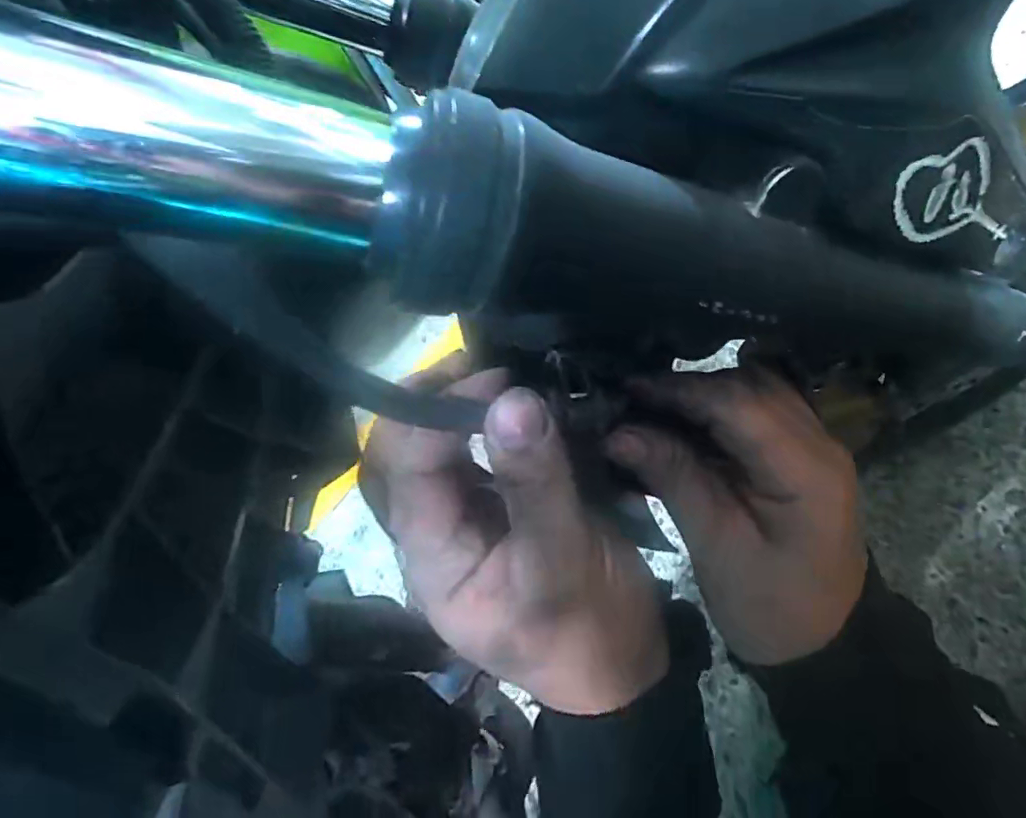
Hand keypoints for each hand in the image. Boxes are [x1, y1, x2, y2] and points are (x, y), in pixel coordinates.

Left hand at [361, 355, 668, 714]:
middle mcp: (438, 532)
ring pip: (439, 450)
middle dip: (433, 400)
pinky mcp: (504, 507)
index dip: (441, 413)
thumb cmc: (588, 626)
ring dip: (461, 406)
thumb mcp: (563, 557)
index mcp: (432, 556)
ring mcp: (471, 518)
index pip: (409, 469)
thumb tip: (512, 400)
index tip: (497, 378)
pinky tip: (527, 400)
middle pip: (403, 455)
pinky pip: (483, 454)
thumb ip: (536, 482)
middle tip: (484, 361)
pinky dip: (496, 421)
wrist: (623, 665)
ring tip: (503, 371)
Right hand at [606, 365, 866, 664]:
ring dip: (709, 393)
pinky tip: (690, 422)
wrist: (825, 640)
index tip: (632, 388)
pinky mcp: (806, 451)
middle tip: (637, 399)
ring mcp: (819, 442)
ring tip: (658, 407)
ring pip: (759, 389)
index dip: (684, 390)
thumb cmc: (771, 608)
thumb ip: (676, 479)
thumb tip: (621, 433)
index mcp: (807, 469)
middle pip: (753, 386)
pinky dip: (725, 408)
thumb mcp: (718, 548)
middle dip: (693, 387)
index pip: (741, 403)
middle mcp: (821, 441)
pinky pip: (765, 410)